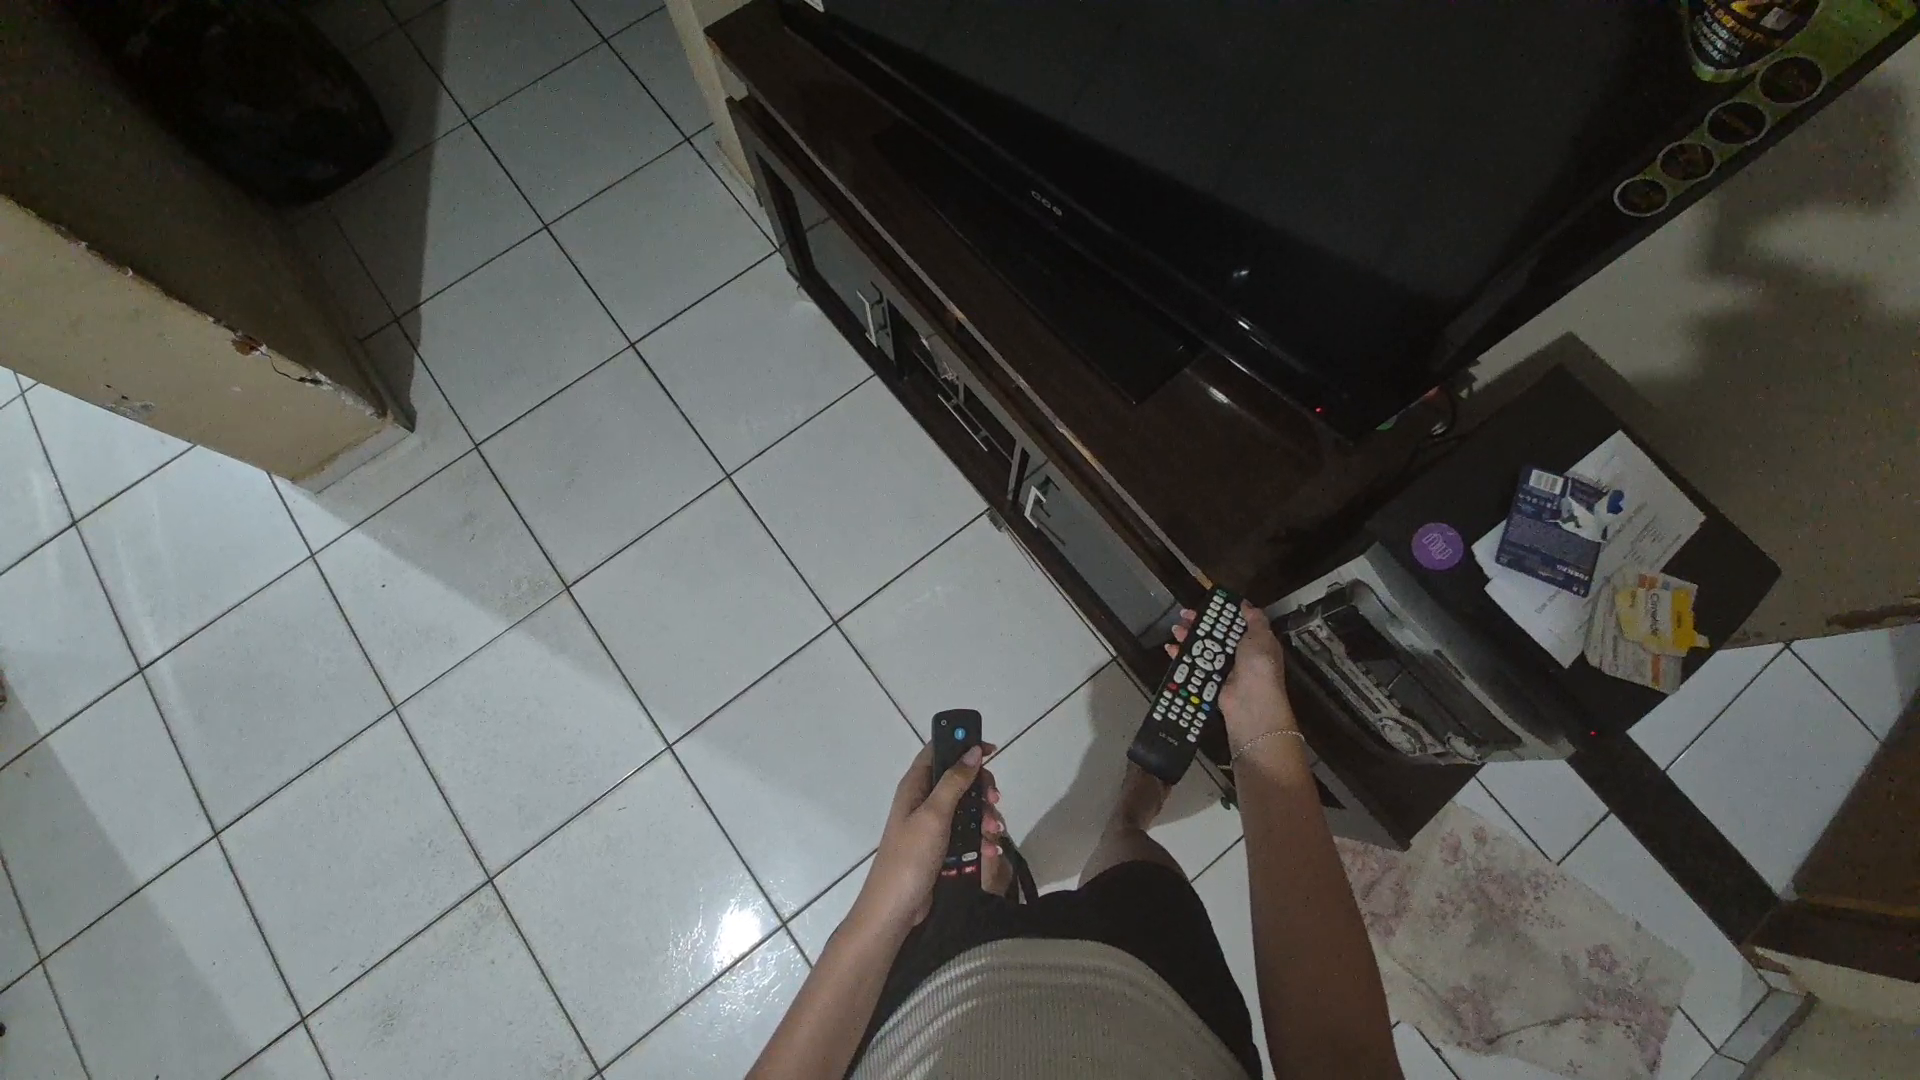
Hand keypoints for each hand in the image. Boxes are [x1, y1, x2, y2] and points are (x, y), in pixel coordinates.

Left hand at [852, 743, 1004, 935]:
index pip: (938, 750)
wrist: (895, 910)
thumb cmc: (910, 857)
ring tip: (995, 833)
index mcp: (915, 785)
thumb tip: (974, 750)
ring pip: (967, 808)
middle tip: (995, 801)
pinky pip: (966, 834)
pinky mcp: (941, 847)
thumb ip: (954, 781)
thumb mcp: (934, 815)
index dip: (962, 744)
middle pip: (959, 779)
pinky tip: (990, 851)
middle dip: (981, 789)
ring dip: (985, 817)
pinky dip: (980, 839)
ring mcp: (932, 824)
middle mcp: (923, 800)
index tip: (991, 750)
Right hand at [1166, 601, 1294, 744]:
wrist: (1251, 701)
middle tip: (1183, 615)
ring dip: (1187, 638)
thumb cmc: (1259, 664)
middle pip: (1214, 635)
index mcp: (1254, 642)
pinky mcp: (1209, 681)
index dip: (1219, 613)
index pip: (1233, 624)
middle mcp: (1239, 655)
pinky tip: (1171, 648)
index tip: (1205, 605)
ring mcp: (1223, 669)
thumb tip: (1246, 604)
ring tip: (1175, 630)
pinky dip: (1181, 656)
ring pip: (1201, 649)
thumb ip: (1254, 619)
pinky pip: (1193, 665)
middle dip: (1198, 624)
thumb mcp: (1262, 636)